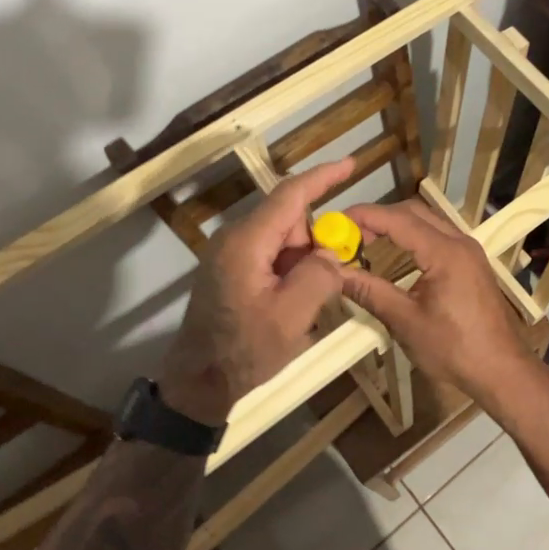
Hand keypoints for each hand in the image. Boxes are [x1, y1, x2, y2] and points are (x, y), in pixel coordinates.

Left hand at [159, 158, 355, 423]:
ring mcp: (229, 255)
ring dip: (304, 261)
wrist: (197, 384)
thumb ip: (318, 277)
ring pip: (282, 240)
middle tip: (334, 276)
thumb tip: (332, 255)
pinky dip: (290, 271)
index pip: (289, 196)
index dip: (322, 178)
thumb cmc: (243, 352)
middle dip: (317, 241)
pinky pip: (270, 256)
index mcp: (246, 243)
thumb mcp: (291, 317)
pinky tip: (294, 303)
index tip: (351, 164)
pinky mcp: (229, 272)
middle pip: (289, 220)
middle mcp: (234, 240)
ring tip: (306, 303)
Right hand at [336, 200, 536, 401]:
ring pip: (428, 222)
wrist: (501, 371)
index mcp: (445, 253)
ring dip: (397, 225)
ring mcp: (469, 252)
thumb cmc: (454, 349)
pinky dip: (414, 237)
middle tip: (349, 234)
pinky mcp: (472, 264)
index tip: (336, 221)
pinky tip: (396, 255)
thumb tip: (335, 273)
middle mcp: (460, 243)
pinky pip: (439, 237)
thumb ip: (370, 292)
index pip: (398, 220)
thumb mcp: (405, 321)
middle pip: (414, 213)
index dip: (365, 216)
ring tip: (366, 241)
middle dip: (379, 217)